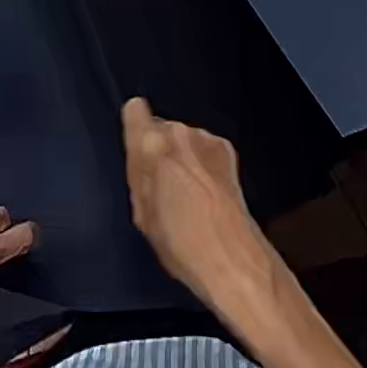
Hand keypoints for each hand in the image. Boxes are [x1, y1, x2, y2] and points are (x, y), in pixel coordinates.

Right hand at [121, 97, 267, 298]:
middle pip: (160, 128)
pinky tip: (209, 192)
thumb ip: (137, 173)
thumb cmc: (178, 241)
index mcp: (149, 144)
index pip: (134, 109)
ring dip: (184, 156)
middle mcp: (177, 132)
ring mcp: (205, 138)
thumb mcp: (141, 211)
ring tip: (191, 192)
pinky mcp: (227, 149)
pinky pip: (204, 149)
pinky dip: (204, 163)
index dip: (134, 126)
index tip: (138, 147)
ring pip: (184, 139)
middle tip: (165, 183)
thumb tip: (141, 157)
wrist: (232, 258)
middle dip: (160, 149)